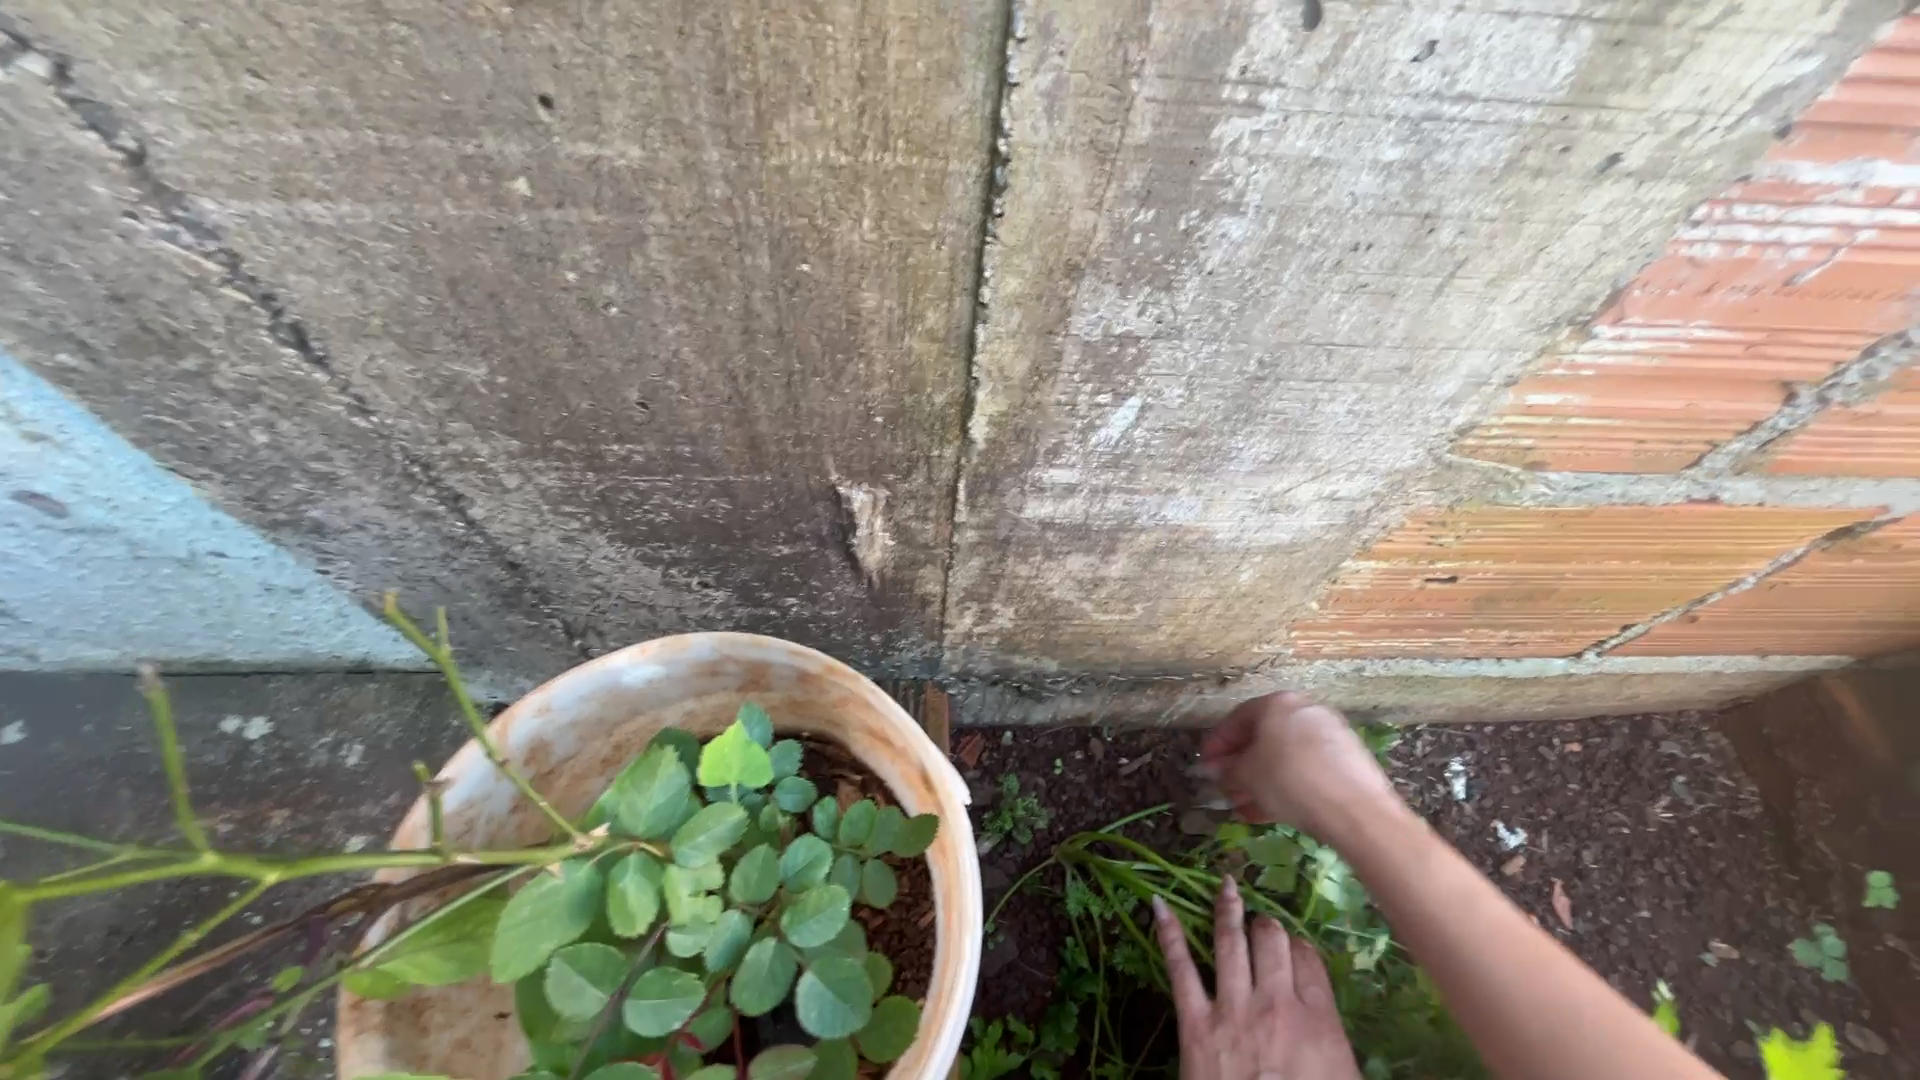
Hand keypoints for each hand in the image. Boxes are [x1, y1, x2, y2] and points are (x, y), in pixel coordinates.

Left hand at [1152, 878, 1361, 1079]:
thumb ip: (1339, 1052)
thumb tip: (1333, 1038)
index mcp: (1320, 1024)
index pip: (1310, 962)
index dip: (1300, 948)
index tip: (1295, 946)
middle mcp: (1277, 1004)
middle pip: (1272, 942)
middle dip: (1267, 926)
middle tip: (1262, 922)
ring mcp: (1232, 1009)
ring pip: (1231, 941)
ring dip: (1227, 909)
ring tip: (1225, 885)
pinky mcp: (1195, 1022)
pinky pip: (1180, 967)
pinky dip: (1167, 933)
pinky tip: (1157, 905)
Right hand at [1201, 692, 1399, 836]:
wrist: (1358, 812)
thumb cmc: (1290, 780)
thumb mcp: (1247, 776)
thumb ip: (1226, 770)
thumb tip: (1212, 770)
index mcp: (1277, 703)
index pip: (1236, 719)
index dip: (1216, 745)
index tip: (1205, 766)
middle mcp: (1305, 710)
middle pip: (1263, 738)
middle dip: (1240, 767)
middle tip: (1226, 790)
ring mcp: (1330, 734)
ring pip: (1285, 756)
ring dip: (1261, 781)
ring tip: (1247, 807)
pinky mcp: (1349, 759)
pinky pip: (1307, 768)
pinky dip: (1287, 784)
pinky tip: (1274, 810)